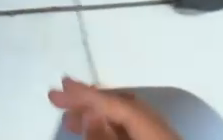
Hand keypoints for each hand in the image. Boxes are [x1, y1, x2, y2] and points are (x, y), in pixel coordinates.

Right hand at [49, 78, 182, 139]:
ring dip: (99, 116)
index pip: (119, 104)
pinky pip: (134, 134)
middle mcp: (164, 132)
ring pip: (129, 121)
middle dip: (91, 101)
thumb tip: (89, 114)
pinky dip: (113, 129)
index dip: (87, 94)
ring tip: (71, 121)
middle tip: (59, 99)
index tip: (58, 89)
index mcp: (155, 131)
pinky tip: (98, 134)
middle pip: (124, 107)